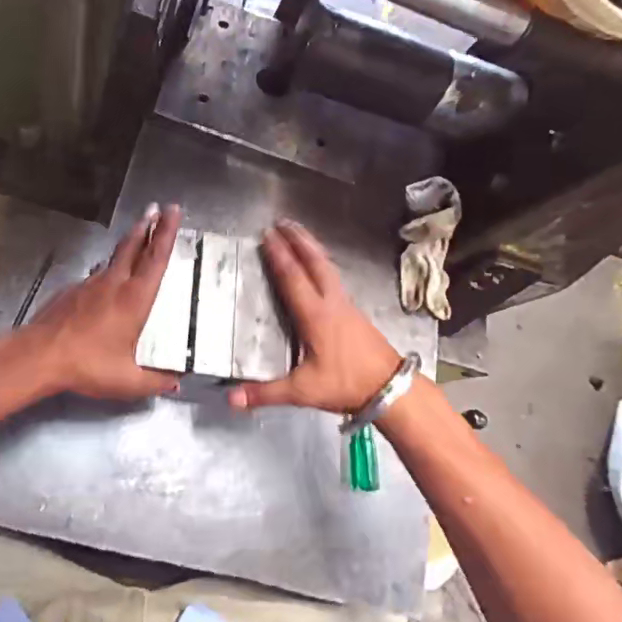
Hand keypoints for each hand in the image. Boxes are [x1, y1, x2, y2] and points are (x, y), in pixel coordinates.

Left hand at [18, 203, 184, 400]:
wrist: (39, 356)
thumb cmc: (88, 365)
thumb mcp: (128, 381)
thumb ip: (155, 381)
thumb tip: (176, 382)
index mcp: (134, 299)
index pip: (155, 258)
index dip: (167, 233)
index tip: (173, 211)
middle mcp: (113, 284)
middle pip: (133, 246)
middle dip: (148, 225)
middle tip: (157, 208)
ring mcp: (89, 285)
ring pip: (113, 258)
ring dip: (128, 243)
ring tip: (137, 234)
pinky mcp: (70, 292)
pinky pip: (95, 276)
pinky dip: (106, 270)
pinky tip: (105, 280)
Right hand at [230, 219, 402, 414]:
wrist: (390, 387)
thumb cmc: (346, 384)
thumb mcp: (302, 391)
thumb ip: (266, 394)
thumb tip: (231, 400)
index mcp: (316, 316)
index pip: (293, 278)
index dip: (279, 256)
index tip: (267, 236)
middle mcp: (332, 304)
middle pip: (315, 262)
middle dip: (299, 240)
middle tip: (284, 222)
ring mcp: (347, 306)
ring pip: (328, 268)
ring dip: (313, 249)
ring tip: (300, 235)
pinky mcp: (355, 313)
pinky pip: (335, 279)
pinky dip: (323, 265)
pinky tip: (319, 269)